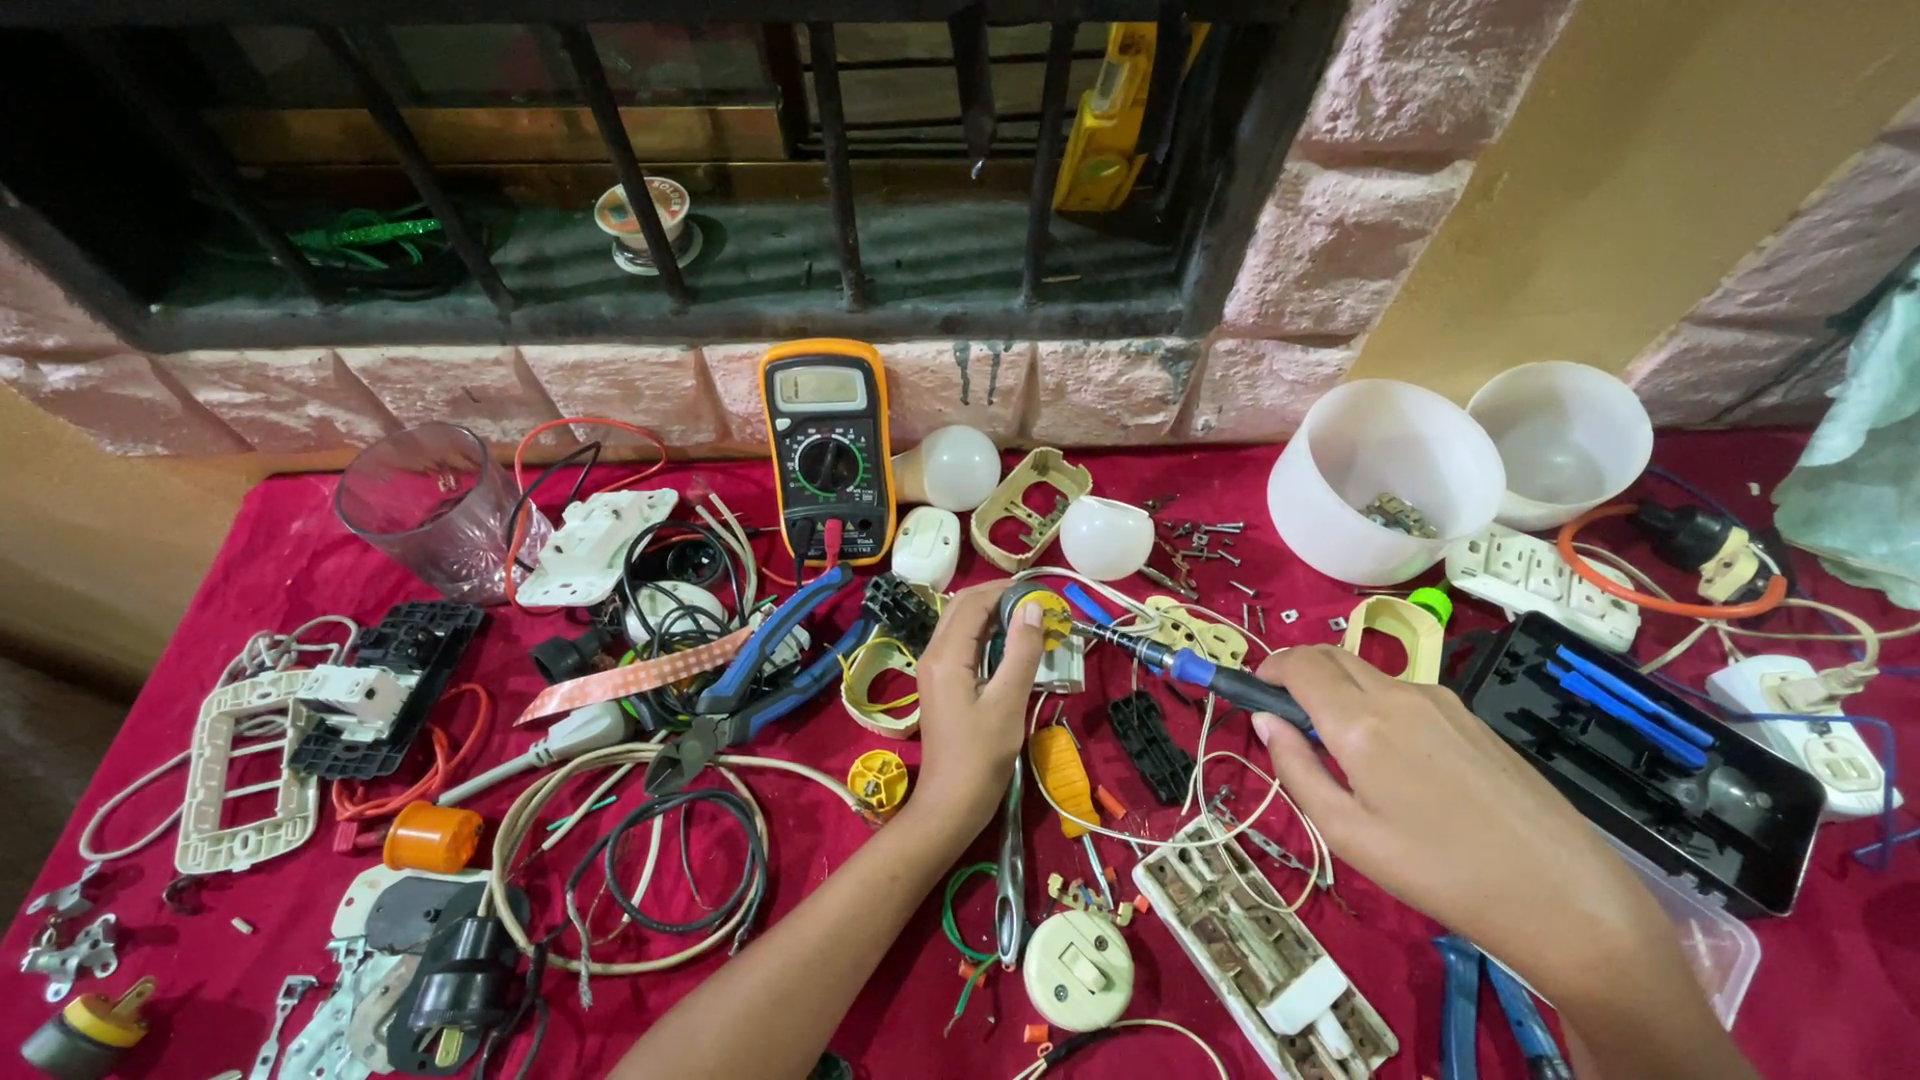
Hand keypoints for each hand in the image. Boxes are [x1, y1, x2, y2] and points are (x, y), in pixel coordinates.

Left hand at [909, 580, 1044, 835]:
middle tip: (1035, 602)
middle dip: (997, 597)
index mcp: (946, 655)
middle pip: (961, 607)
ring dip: (991, 614)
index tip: (1041, 591)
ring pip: (959, 624)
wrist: (951, 802)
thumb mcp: (1008, 702)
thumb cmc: (981, 756)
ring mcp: (933, 669)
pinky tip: (1009, 645)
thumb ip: (1021, 652)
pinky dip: (984, 635)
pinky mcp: (940, 684)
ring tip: (1028, 619)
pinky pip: (960, 644)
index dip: (1006, 590)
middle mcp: (933, 654)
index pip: (974, 603)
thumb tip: (1032, 607)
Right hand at [1249, 646, 1676, 1001]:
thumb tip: (1267, 721)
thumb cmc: (1438, 872)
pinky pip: (1404, 694)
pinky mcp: (1471, 717)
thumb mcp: (1348, 833)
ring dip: (1337, 688)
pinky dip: (1374, 704)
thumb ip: (1297, 769)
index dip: (1269, 668)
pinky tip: (1391, 759)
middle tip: (1284, 713)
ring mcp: (1442, 701)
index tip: (1253, 689)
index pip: (1300, 665)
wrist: (1562, 895)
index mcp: (1361, 723)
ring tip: (1337, 746)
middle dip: (1297, 670)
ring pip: (1369, 673)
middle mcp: (1399, 695)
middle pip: (1332, 655)